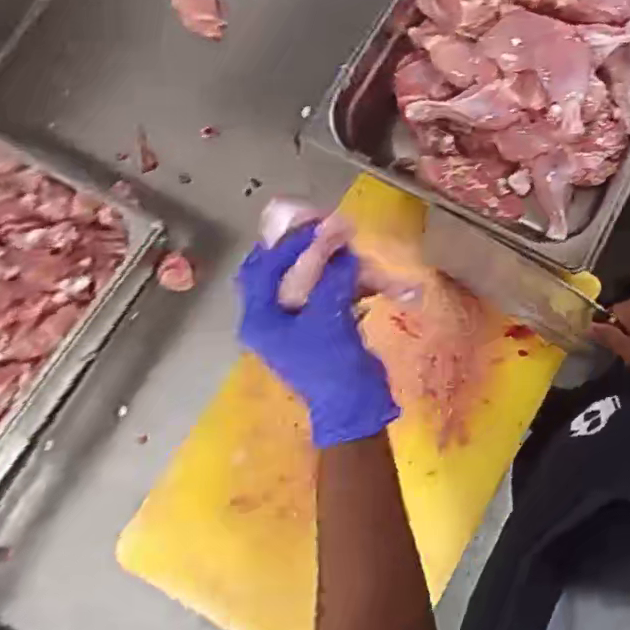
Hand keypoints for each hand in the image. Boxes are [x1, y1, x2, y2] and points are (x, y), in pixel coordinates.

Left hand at [236, 224, 400, 448]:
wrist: (354, 406)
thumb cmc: (333, 366)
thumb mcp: (329, 318)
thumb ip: (332, 278)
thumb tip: (342, 246)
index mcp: (260, 317)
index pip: (264, 266)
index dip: (290, 241)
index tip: (317, 222)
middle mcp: (271, 317)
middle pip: (282, 269)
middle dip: (308, 248)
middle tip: (330, 228)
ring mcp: (295, 323)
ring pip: (309, 280)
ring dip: (334, 266)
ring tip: (356, 252)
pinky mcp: (319, 328)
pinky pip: (328, 295)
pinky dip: (347, 284)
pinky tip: (369, 277)